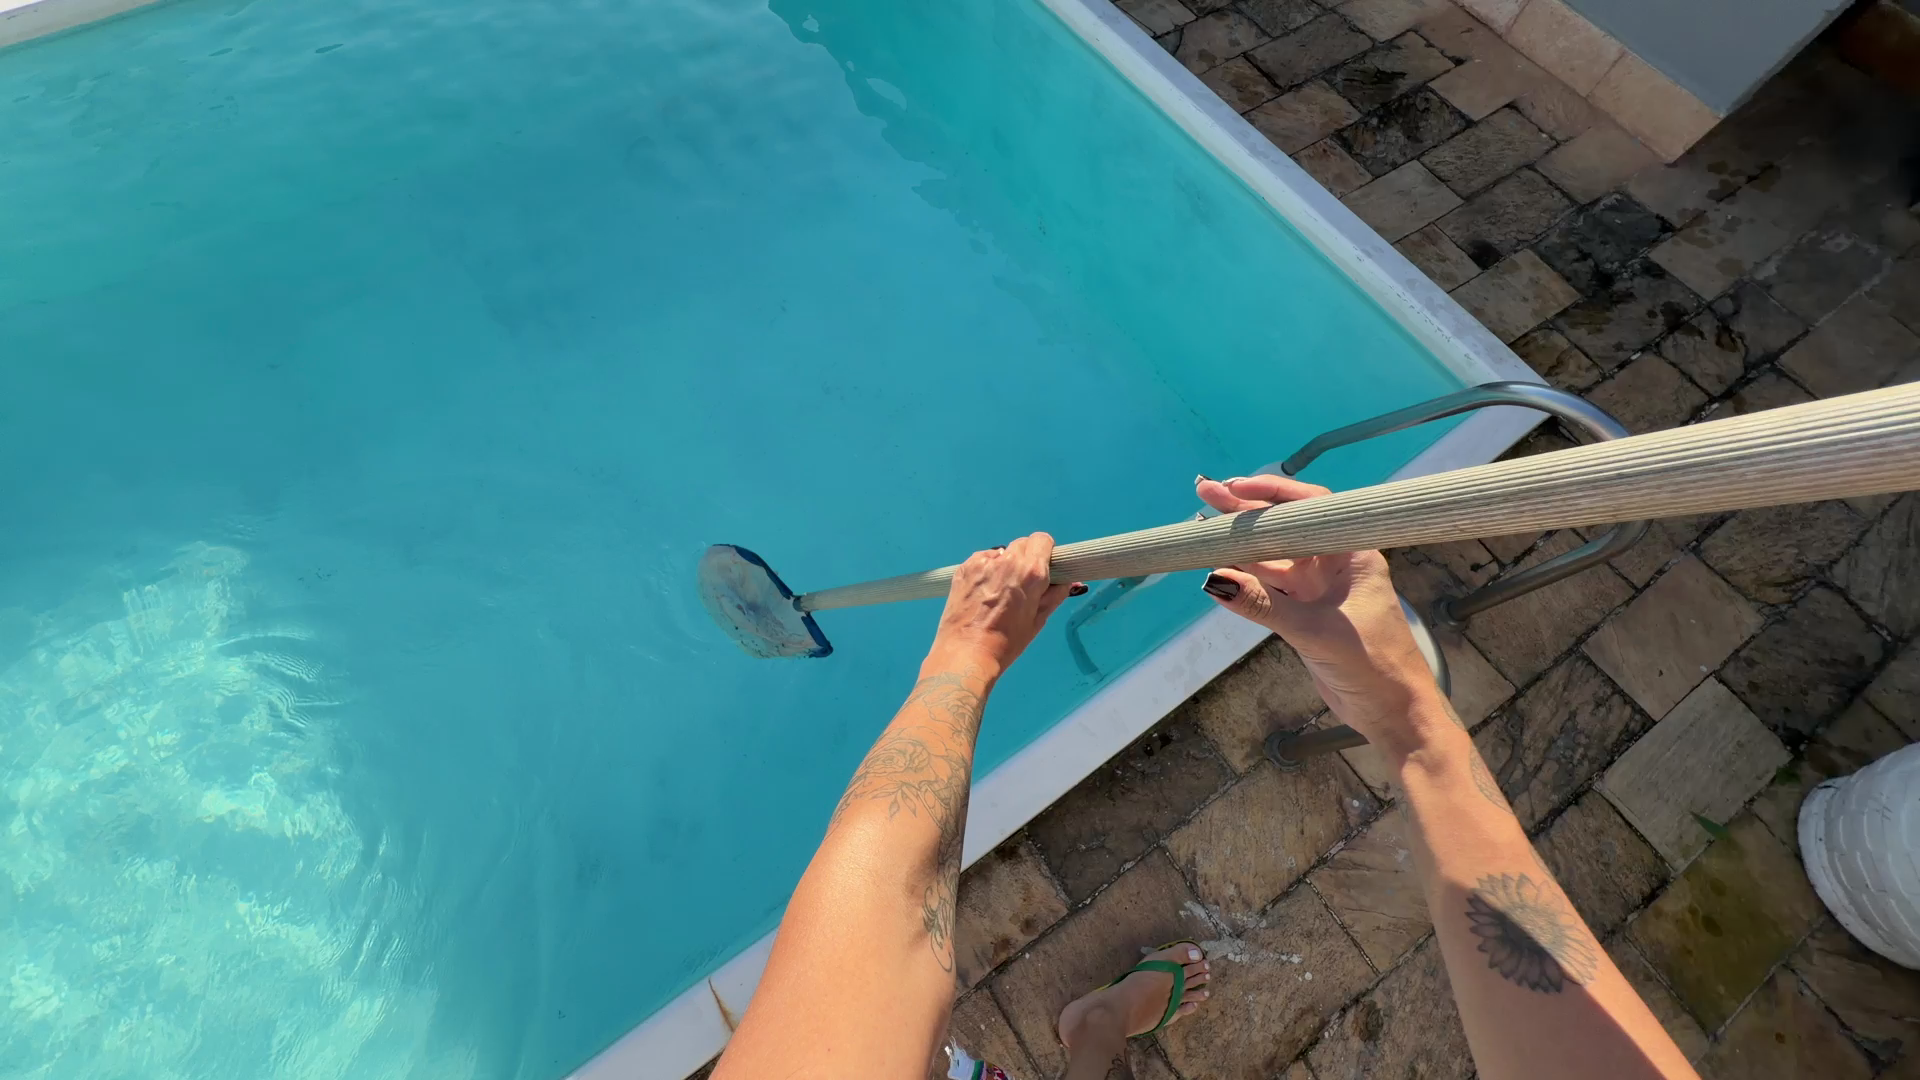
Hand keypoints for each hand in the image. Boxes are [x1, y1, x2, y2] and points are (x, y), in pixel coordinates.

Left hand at [929, 533, 1076, 676]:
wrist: (966, 652)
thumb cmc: (1007, 642)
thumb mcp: (1038, 620)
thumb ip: (1055, 595)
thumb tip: (1069, 581)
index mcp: (1031, 572)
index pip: (1043, 540)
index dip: (1045, 553)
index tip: (1043, 567)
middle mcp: (1008, 560)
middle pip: (1023, 543)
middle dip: (1027, 557)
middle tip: (1023, 582)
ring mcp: (983, 562)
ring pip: (1002, 552)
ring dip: (1006, 564)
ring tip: (1000, 589)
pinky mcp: (964, 567)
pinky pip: (983, 561)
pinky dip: (987, 570)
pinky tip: (983, 591)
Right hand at [1195, 475, 1449, 757]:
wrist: (1391, 711)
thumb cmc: (1373, 664)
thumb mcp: (1315, 632)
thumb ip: (1262, 605)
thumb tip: (1213, 581)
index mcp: (1350, 554)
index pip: (1310, 507)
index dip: (1271, 492)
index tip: (1235, 488)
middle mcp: (1331, 562)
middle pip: (1282, 525)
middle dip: (1244, 511)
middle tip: (1205, 493)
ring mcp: (1314, 586)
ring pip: (1269, 553)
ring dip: (1237, 542)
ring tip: (1202, 527)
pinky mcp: (1301, 609)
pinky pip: (1264, 583)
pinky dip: (1240, 574)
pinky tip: (1214, 564)